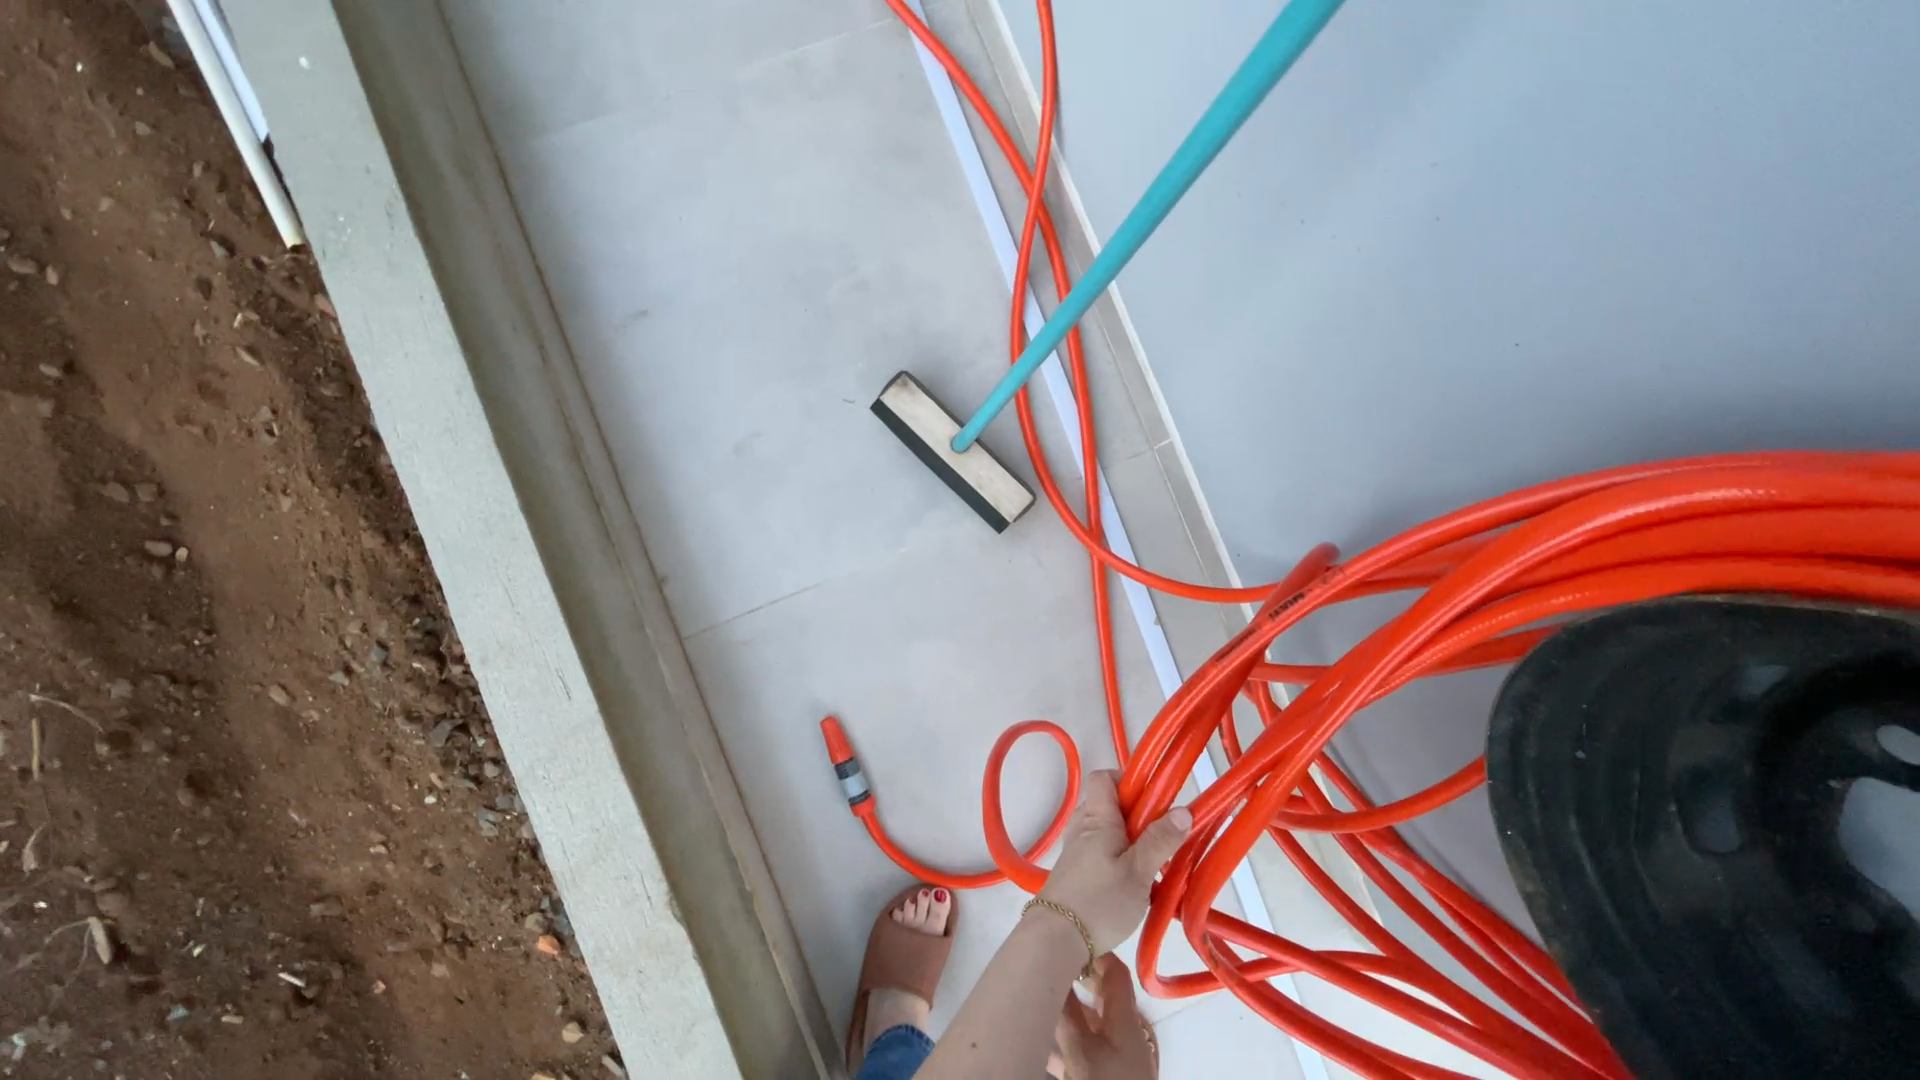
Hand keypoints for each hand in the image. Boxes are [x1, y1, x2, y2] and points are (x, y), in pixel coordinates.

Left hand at [1036, 769, 1190, 953]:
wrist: (1056, 940)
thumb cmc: (1100, 901)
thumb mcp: (1138, 872)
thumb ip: (1160, 841)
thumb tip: (1183, 810)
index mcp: (1097, 817)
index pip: (1104, 777)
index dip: (1129, 780)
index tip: (1156, 799)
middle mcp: (1083, 827)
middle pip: (1110, 805)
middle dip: (1139, 816)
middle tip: (1164, 836)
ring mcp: (1077, 851)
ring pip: (1108, 832)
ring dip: (1132, 841)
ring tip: (1156, 864)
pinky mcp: (1077, 873)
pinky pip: (1102, 853)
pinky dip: (1121, 860)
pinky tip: (1139, 885)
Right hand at [1052, 955, 1158, 1079]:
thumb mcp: (1082, 1049)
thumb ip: (1068, 1014)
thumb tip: (1054, 972)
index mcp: (1127, 1017)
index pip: (1117, 972)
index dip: (1096, 952)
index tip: (1069, 941)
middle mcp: (1127, 1030)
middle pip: (1104, 995)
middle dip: (1077, 980)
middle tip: (1049, 970)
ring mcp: (1121, 1053)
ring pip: (1093, 1022)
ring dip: (1069, 1012)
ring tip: (1041, 1003)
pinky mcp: (1113, 1072)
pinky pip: (1089, 1046)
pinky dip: (1068, 1039)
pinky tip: (1045, 1043)